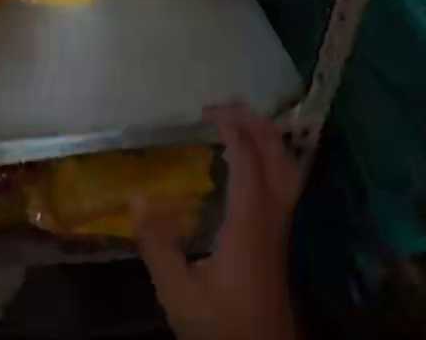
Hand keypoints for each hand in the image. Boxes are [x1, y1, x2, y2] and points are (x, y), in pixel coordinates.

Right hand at [137, 108, 301, 339]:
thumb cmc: (223, 330)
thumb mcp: (180, 297)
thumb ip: (158, 247)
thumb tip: (136, 197)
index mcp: (249, 227)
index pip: (249, 164)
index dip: (233, 130)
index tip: (207, 112)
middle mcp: (272, 221)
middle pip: (281, 159)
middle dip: (257, 125)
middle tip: (223, 108)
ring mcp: (280, 230)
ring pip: (289, 171)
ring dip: (267, 139)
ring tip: (237, 123)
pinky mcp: (278, 239)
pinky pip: (283, 183)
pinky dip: (268, 158)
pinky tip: (244, 161)